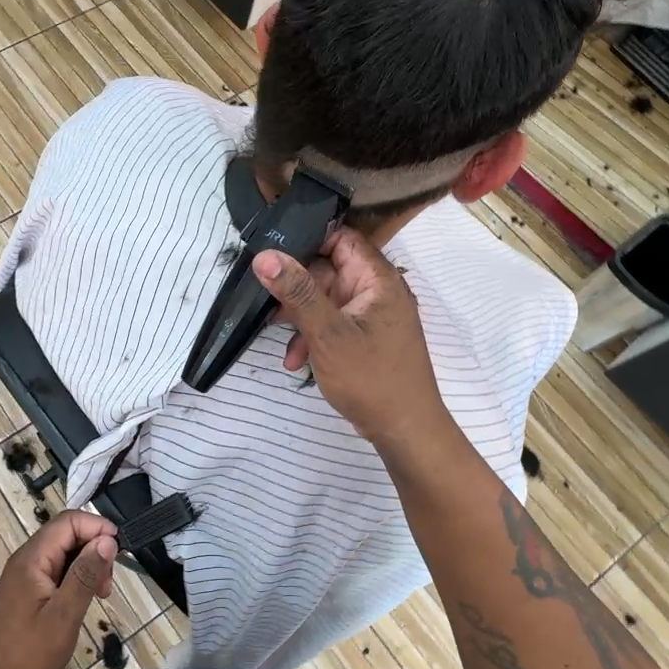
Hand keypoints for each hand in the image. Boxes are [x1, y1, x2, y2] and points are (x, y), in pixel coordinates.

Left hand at [0, 510, 117, 668]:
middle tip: (110, 581)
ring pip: (63, 552)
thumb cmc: (28, 653)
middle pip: (66, 534)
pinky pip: (55, 569)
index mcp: (32, 559)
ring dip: (86, 564)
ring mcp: (24, 574)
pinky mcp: (25, 589)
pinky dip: (74, 576)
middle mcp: (26, 559)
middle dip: (94, 547)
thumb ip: (85, 575)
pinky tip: (84, 598)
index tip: (120, 549)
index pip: (68, 521)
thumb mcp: (63, 616)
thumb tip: (107, 540)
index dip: (97, 527)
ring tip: (101, 593)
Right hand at [253, 227, 448, 444]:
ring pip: (326, 300)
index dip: (307, 239)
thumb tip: (265, 256)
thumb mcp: (328, 333)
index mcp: (377, 280)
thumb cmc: (371, 378)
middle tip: (262, 300)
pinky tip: (296, 361)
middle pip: (328, 270)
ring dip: (299, 317)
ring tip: (275, 335)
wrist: (405, 431)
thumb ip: (297, 292)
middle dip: (295, 287)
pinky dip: (312, 336)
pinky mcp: (365, 338)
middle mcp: (377, 291)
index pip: (341, 238)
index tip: (271, 252)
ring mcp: (372, 316)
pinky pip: (332, 323)